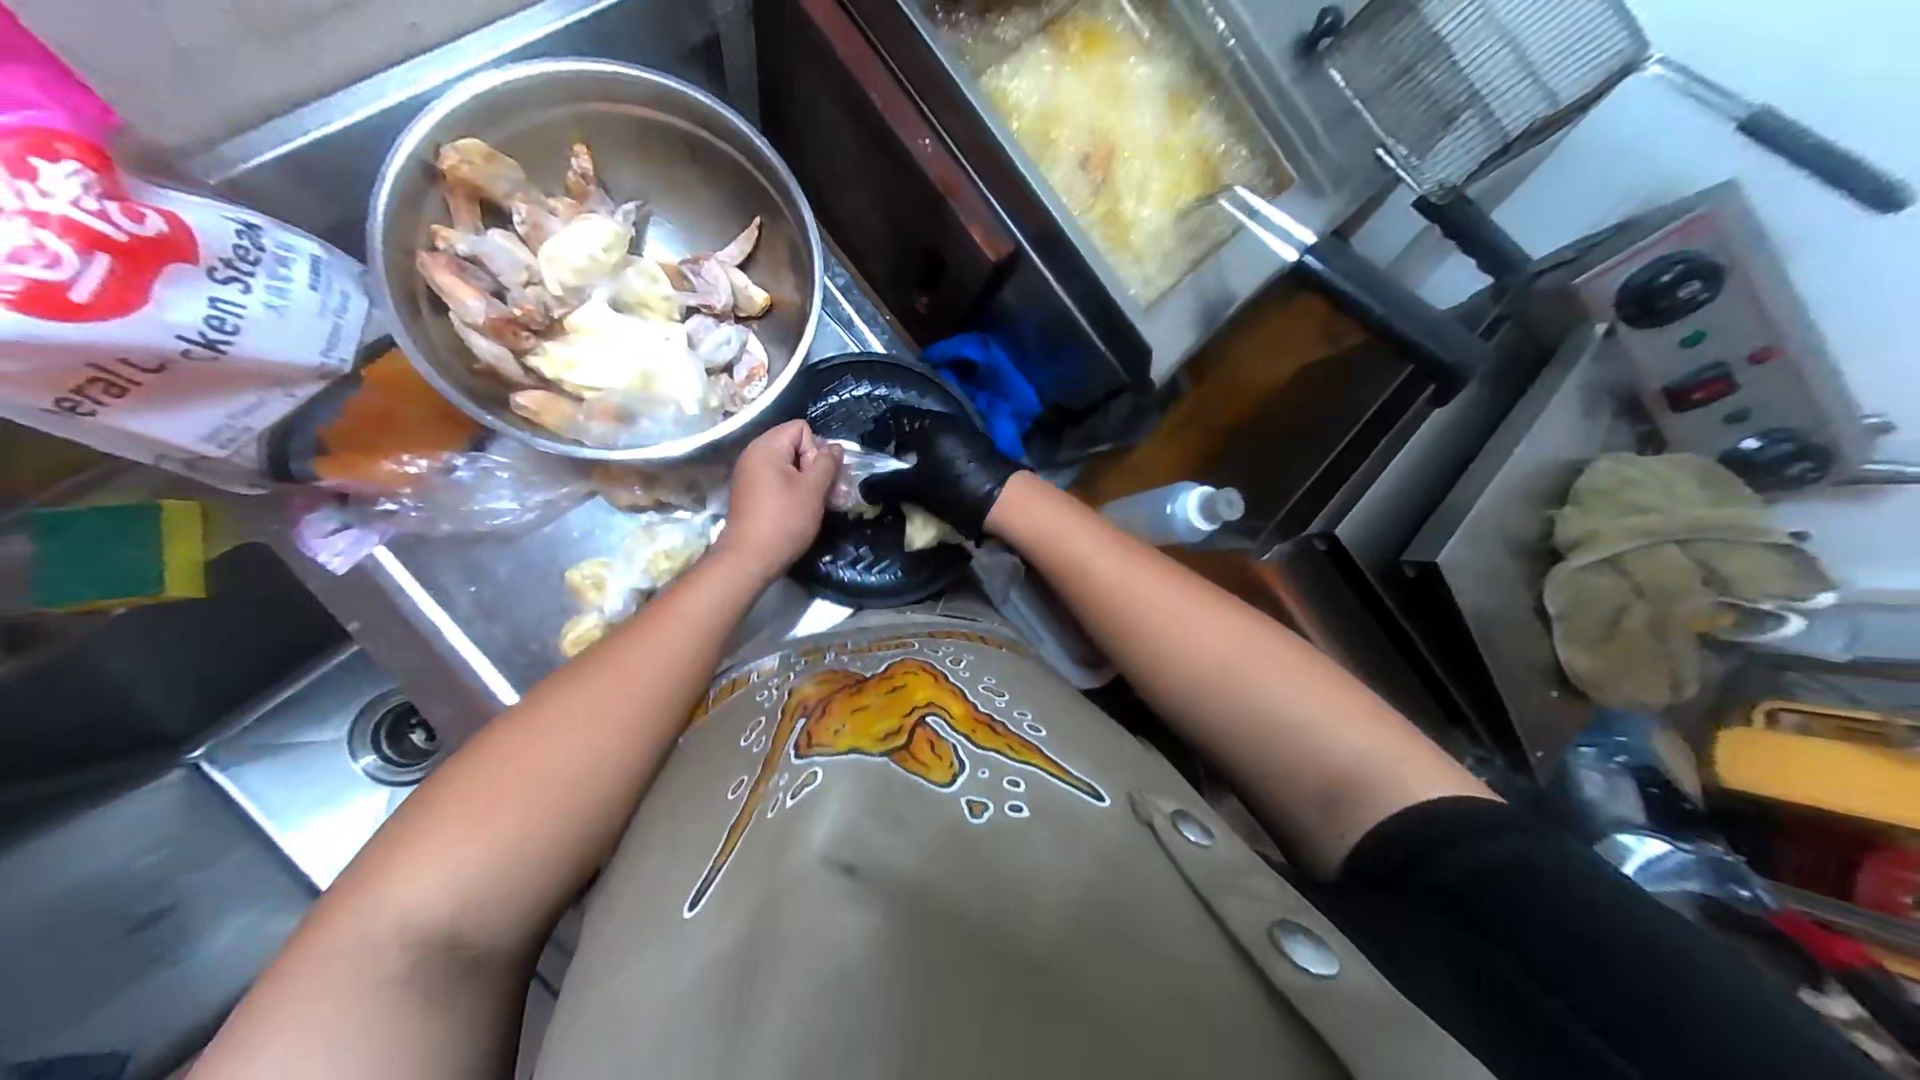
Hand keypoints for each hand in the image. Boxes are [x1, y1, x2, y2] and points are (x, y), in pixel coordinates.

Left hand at [714, 420, 841, 582]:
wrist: (749, 559)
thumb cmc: (784, 520)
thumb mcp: (813, 490)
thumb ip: (827, 463)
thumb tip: (835, 447)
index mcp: (766, 447)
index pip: (801, 428)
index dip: (815, 449)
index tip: (815, 477)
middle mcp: (754, 454)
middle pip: (794, 445)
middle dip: (813, 465)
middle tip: (821, 492)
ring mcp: (749, 474)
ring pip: (788, 465)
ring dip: (805, 481)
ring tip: (814, 504)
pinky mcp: (750, 493)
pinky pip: (776, 480)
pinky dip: (791, 490)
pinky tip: (798, 510)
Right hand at [858, 406, 1023, 538]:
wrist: (1004, 500)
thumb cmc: (953, 487)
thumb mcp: (913, 488)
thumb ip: (885, 485)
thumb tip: (864, 487)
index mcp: (928, 423)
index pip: (893, 417)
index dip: (877, 434)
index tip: (870, 454)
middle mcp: (947, 421)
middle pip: (912, 428)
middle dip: (897, 447)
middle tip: (887, 469)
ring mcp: (966, 433)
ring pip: (931, 440)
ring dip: (917, 456)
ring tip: (909, 478)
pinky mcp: (978, 449)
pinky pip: (947, 450)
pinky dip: (935, 462)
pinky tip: (934, 480)